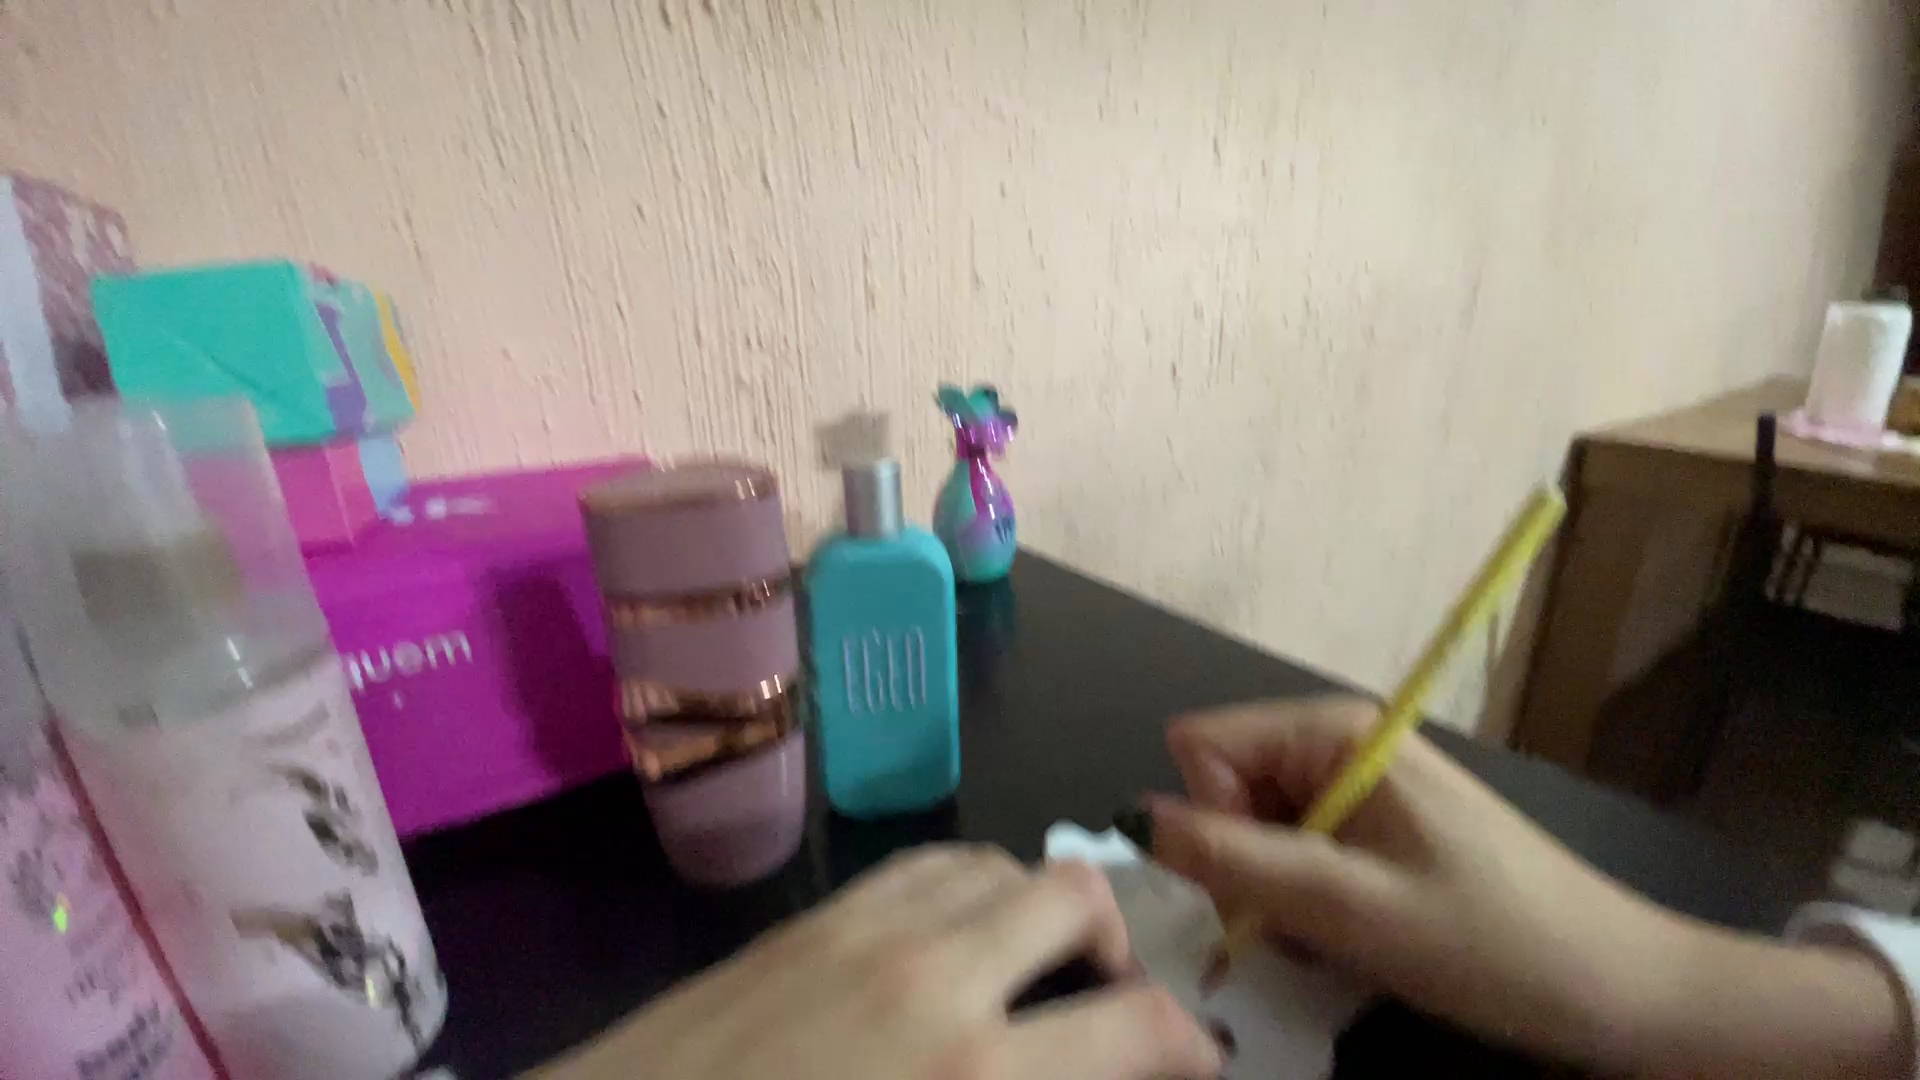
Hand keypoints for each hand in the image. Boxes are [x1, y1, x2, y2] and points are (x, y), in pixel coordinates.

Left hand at [527, 845, 1221, 1079]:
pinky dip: (970, 881)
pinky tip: (960, 920)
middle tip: (1111, 990)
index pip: (1133, 1024)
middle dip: (1118, 938)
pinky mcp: (820, 911)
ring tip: (1036, 952)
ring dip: (1038, 901)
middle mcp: (939, 972)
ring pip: (999, 860)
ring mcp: (872, 924)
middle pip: (1074, 892)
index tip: (1193, 1057)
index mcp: (975, 1074)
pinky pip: (926, 861)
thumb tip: (1068, 1068)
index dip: (1184, 1041)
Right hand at [1148, 697, 1909, 1078]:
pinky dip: (1297, 891)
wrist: (1627, 994)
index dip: (1210, 817)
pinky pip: (1288, 840)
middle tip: (1300, 918)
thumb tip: (1132, 818)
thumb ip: (1231, 858)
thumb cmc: (1493, 942)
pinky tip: (1344, 925)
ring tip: (1332, 930)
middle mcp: (1334, 737)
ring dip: (1269, 884)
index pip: (1201, 746)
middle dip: (1241, 858)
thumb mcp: (1349, 906)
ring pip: (1249, 820)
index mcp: (1331, 730)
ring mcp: (1351, 775)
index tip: (1266, 879)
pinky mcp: (1367, 814)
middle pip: (1222, 783)